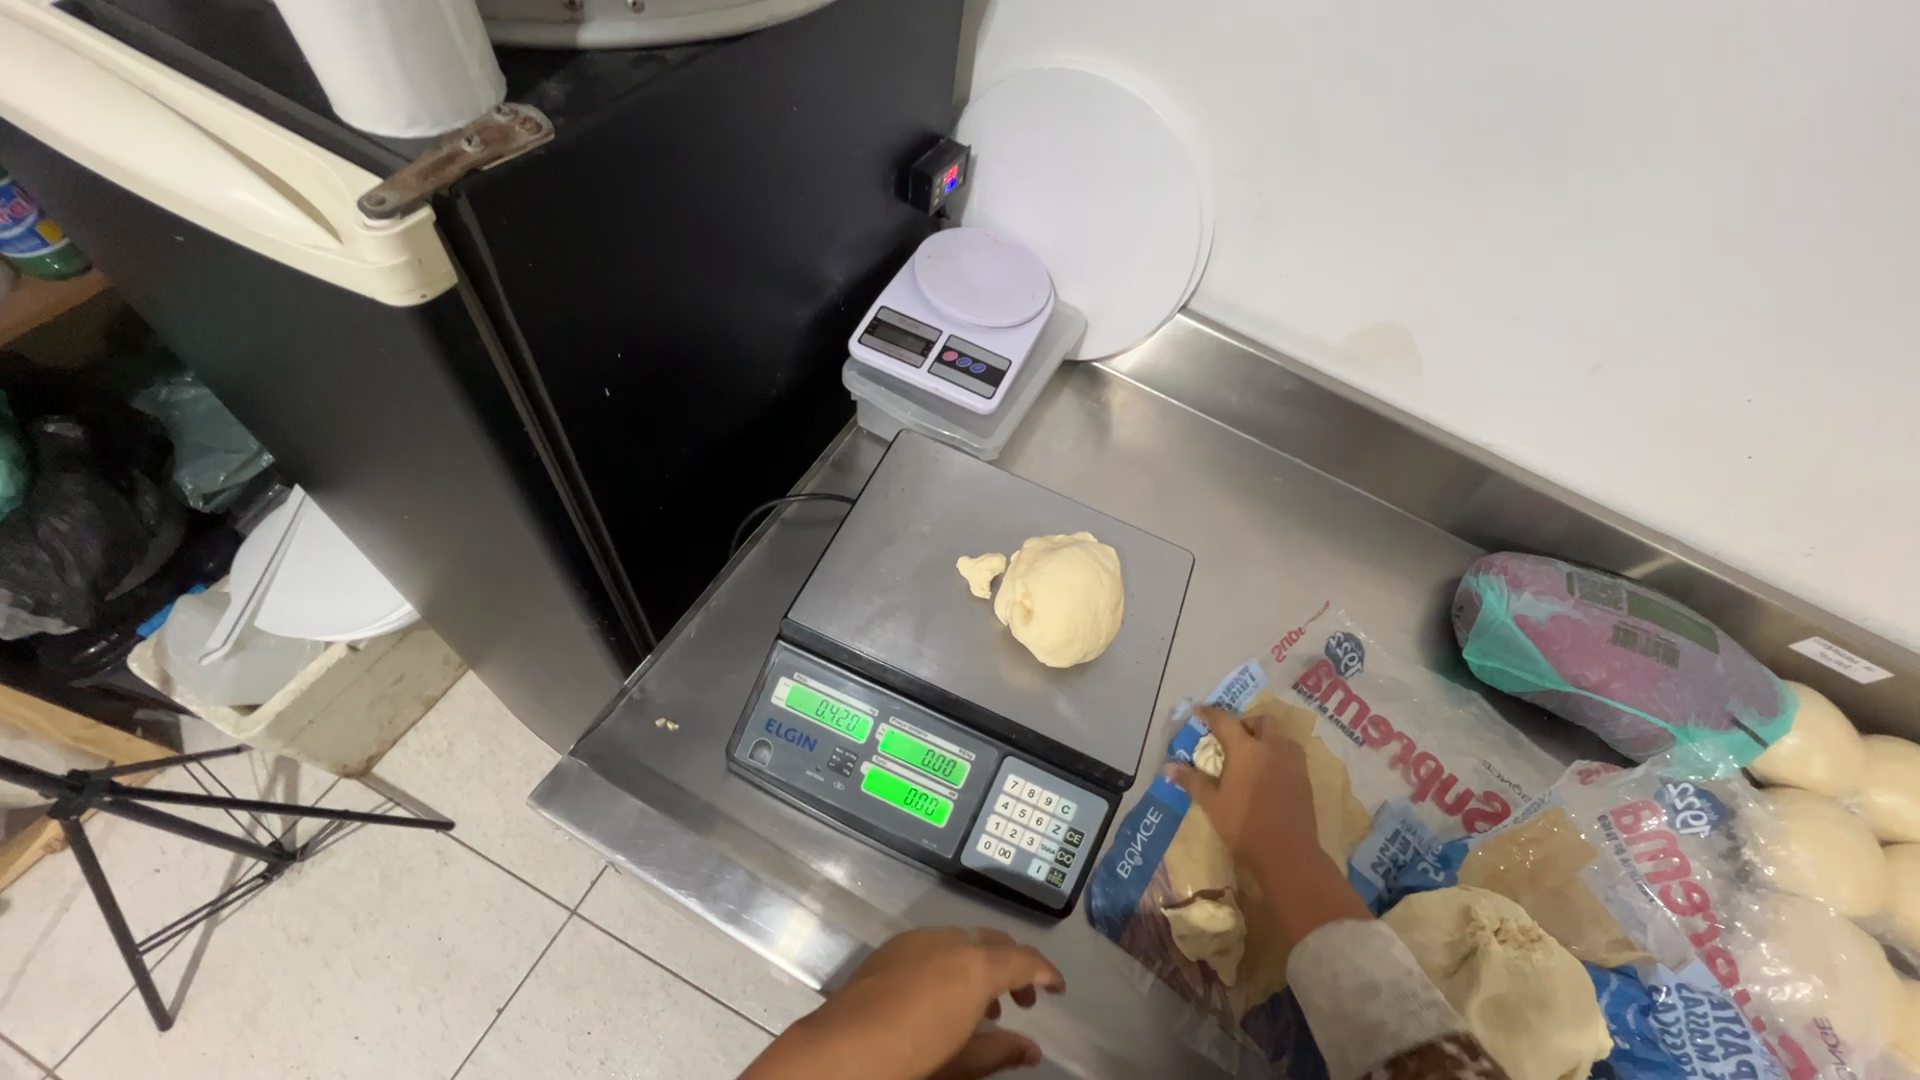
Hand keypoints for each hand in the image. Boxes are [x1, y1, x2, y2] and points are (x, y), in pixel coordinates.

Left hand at [742, 927, 1064, 1079]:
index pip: (1023, 959)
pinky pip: (935, 944)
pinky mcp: (890, 948)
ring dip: (981, 964)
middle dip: (1014, 966)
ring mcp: (916, 940)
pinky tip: (944, 996)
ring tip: (984, 1007)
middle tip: (1024, 1001)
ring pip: (963, 940)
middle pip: (994, 943)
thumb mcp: (961, 1066)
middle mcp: (949, 941)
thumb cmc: (909, 1064)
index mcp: (974, 967)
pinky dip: (952, 962)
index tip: (1058, 989)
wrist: (835, 1055)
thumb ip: (999, 1051)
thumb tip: (1033, 1048)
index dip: (1045, 973)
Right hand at [1166, 704, 1370, 934]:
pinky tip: (1269, 770)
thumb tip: (1168, 767)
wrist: (1288, 853)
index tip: (1199, 711)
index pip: (1224, 721)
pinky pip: (1291, 751)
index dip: (1209, 713)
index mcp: (1245, 749)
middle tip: (1232, 737)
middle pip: (1261, 720)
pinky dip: (1279, 750)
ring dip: (1266, 735)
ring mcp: (1292, 762)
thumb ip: (1192, 781)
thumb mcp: (1212, 804)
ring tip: (1253, 752)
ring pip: (1281, 734)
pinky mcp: (1305, 777)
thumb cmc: (1244, 826)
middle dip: (1246, 723)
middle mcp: (1271, 747)